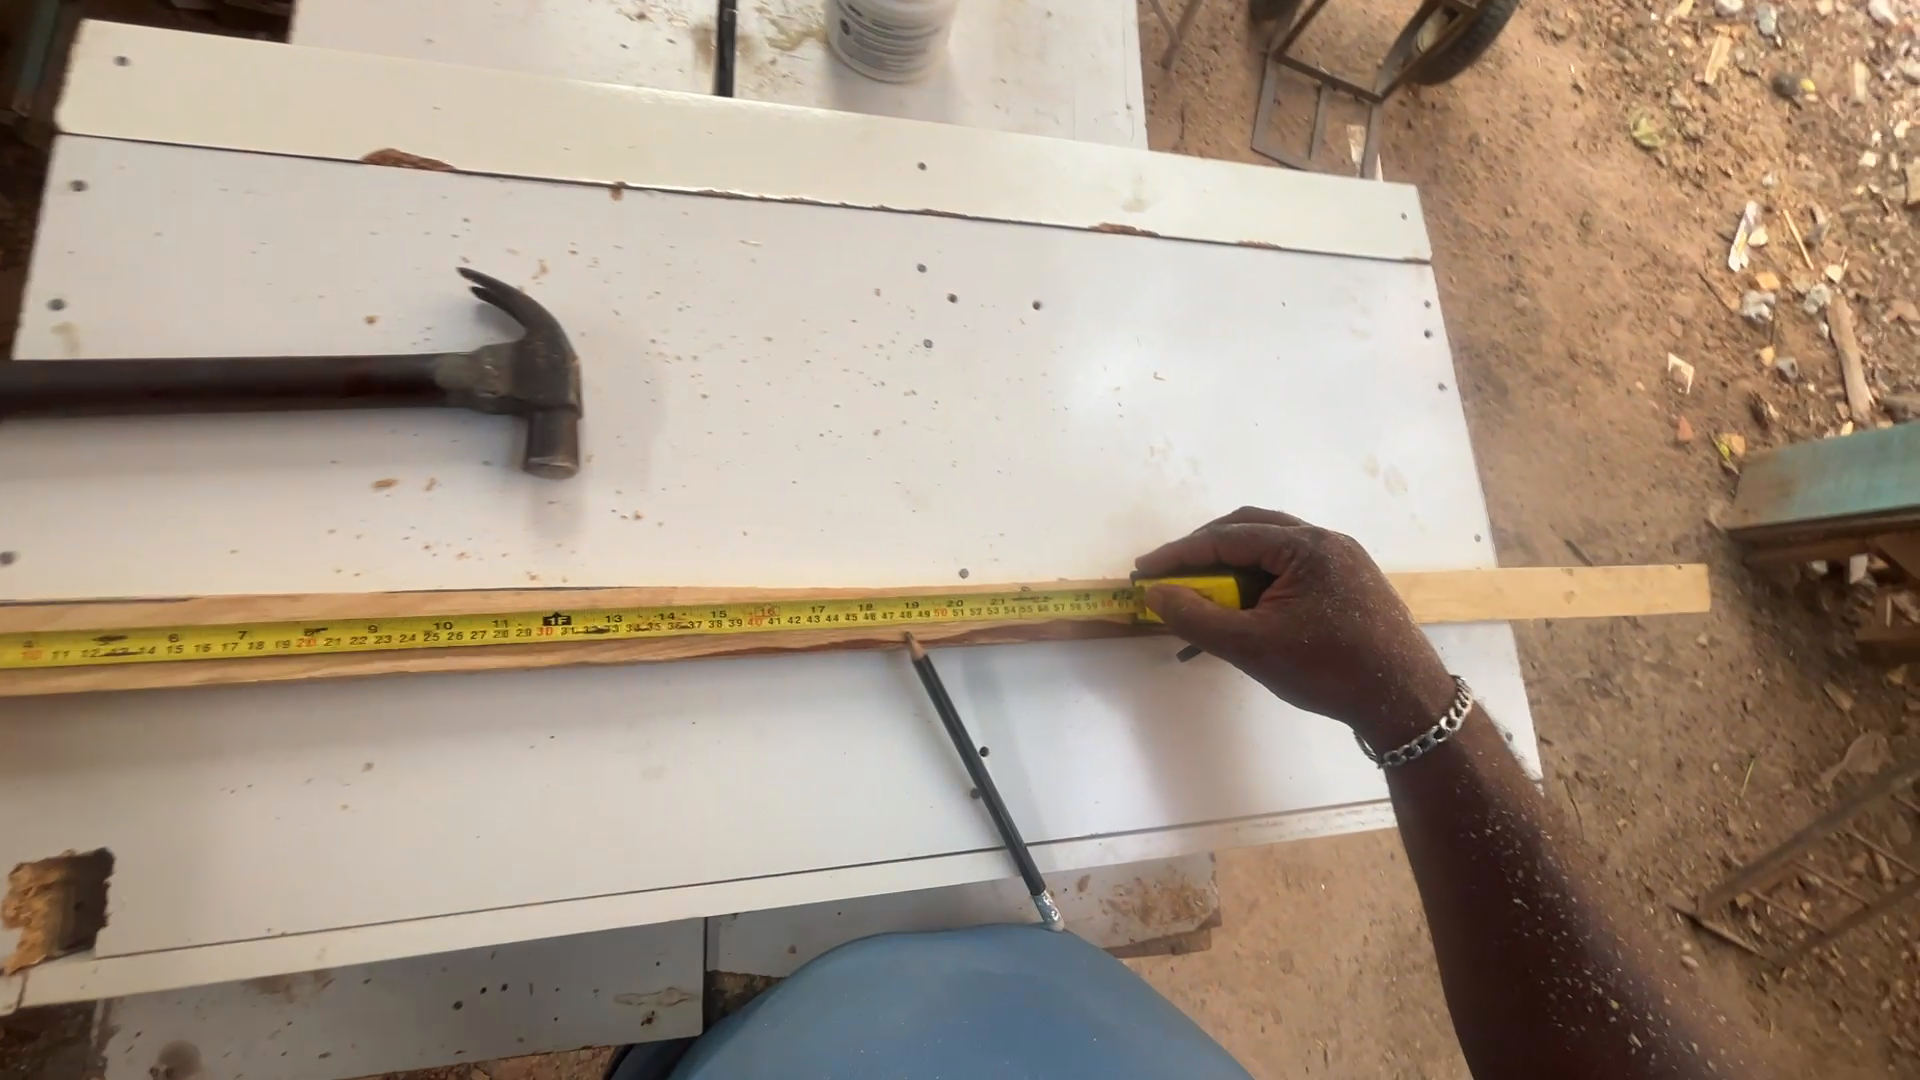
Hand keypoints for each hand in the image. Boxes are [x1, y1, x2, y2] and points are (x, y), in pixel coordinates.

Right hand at [1136, 507, 1456, 745]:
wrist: (1407, 703)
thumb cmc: (1329, 670)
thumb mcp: (1251, 647)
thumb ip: (1196, 617)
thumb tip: (1155, 594)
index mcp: (1305, 547)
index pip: (1226, 539)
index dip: (1179, 554)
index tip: (1143, 570)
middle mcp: (1326, 542)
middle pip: (1249, 530)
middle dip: (1204, 550)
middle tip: (1171, 574)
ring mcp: (1342, 561)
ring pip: (1271, 547)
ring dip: (1232, 563)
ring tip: (1204, 590)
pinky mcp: (1349, 583)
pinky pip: (1290, 567)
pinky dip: (1258, 579)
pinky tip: (1246, 605)